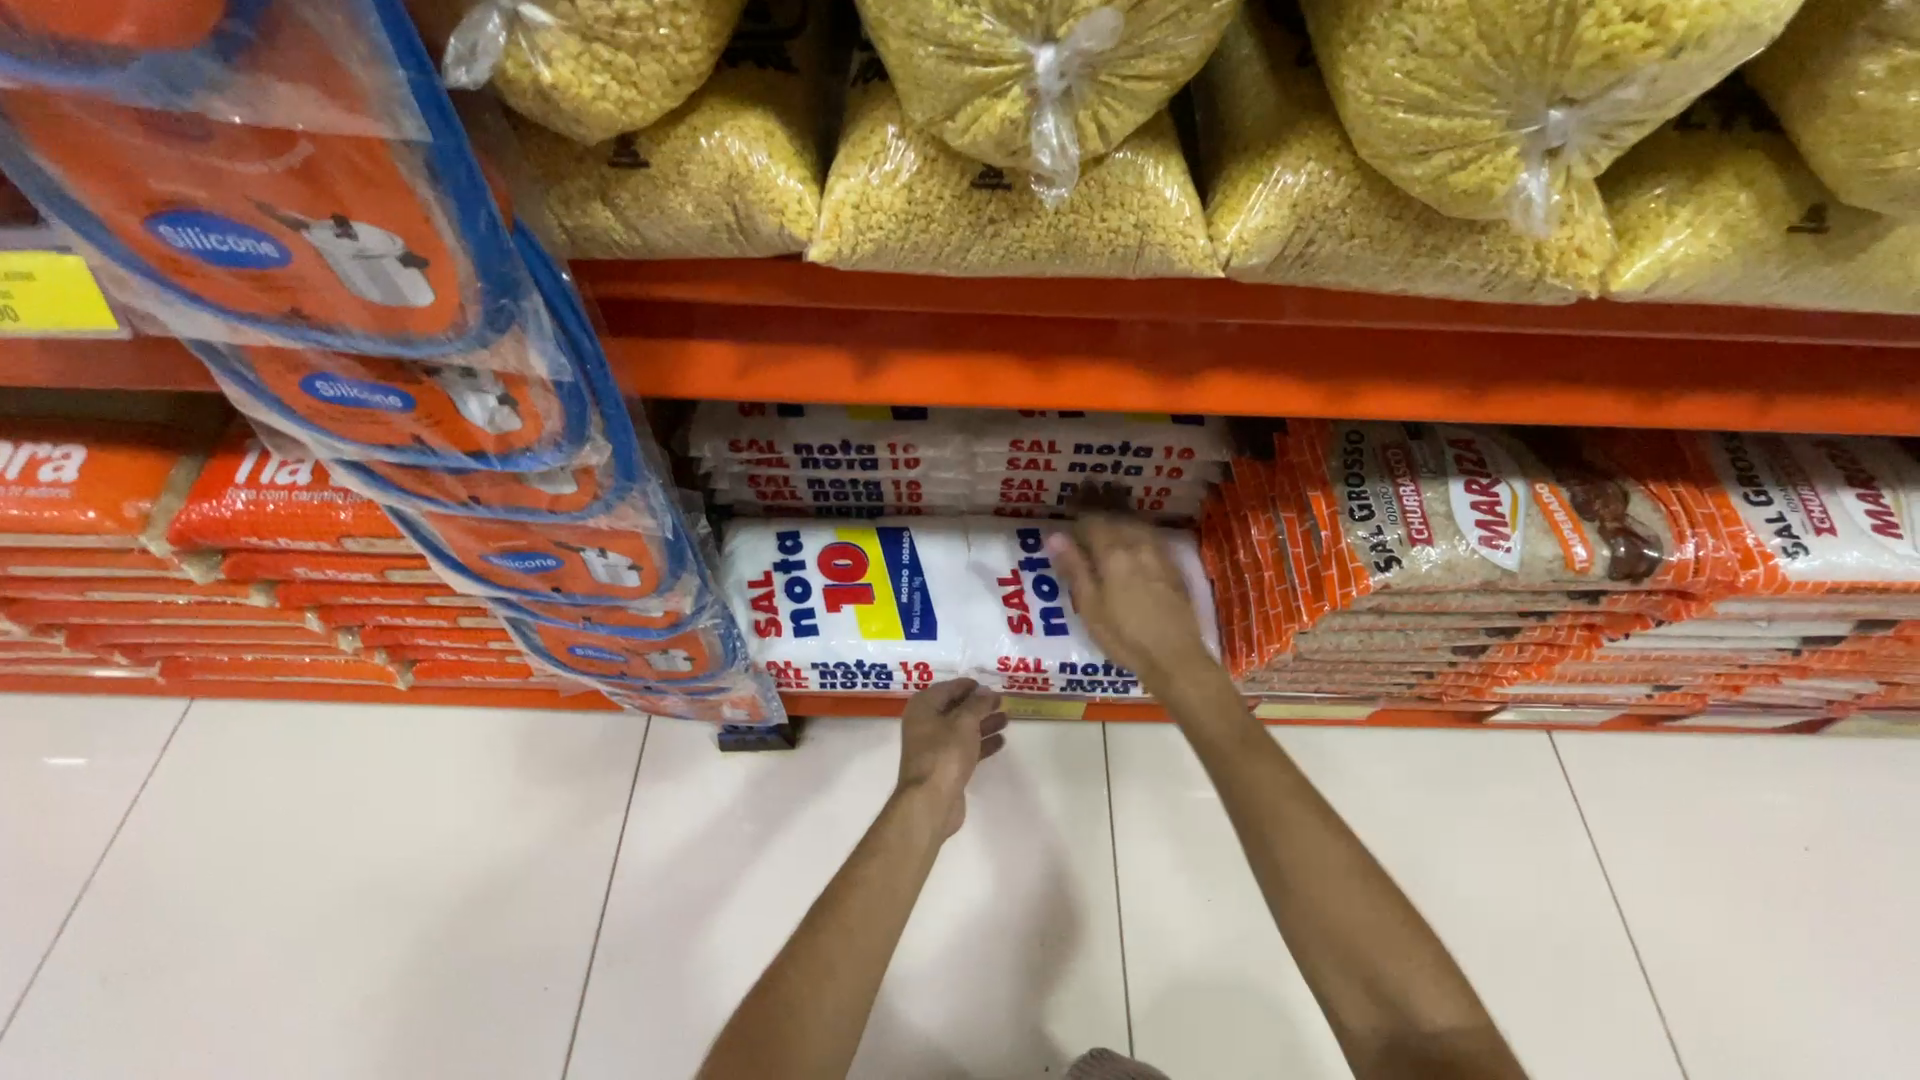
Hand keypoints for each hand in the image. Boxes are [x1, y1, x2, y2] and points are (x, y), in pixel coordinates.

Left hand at [896, 678, 1008, 838]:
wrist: (931, 801)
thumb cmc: (945, 753)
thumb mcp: (964, 722)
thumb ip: (977, 704)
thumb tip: (986, 691)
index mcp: (923, 707)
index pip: (947, 688)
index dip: (968, 685)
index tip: (989, 684)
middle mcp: (925, 724)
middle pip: (955, 709)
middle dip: (979, 705)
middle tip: (1001, 701)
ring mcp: (934, 747)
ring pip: (962, 729)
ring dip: (983, 723)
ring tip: (1006, 719)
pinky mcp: (945, 766)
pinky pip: (965, 748)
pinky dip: (981, 743)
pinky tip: (1000, 741)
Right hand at [1047, 509, 1216, 695]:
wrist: (1175, 657)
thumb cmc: (1124, 637)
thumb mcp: (1089, 607)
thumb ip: (1074, 568)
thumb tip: (1054, 536)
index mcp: (1113, 554)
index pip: (1093, 523)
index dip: (1078, 523)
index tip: (1067, 530)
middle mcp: (1139, 546)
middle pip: (1117, 521)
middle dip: (1099, 521)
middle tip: (1084, 532)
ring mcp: (1160, 556)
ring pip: (1137, 528)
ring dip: (1120, 527)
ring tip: (1108, 539)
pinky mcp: (1175, 570)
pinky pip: (1152, 541)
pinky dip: (1138, 538)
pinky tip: (1135, 552)